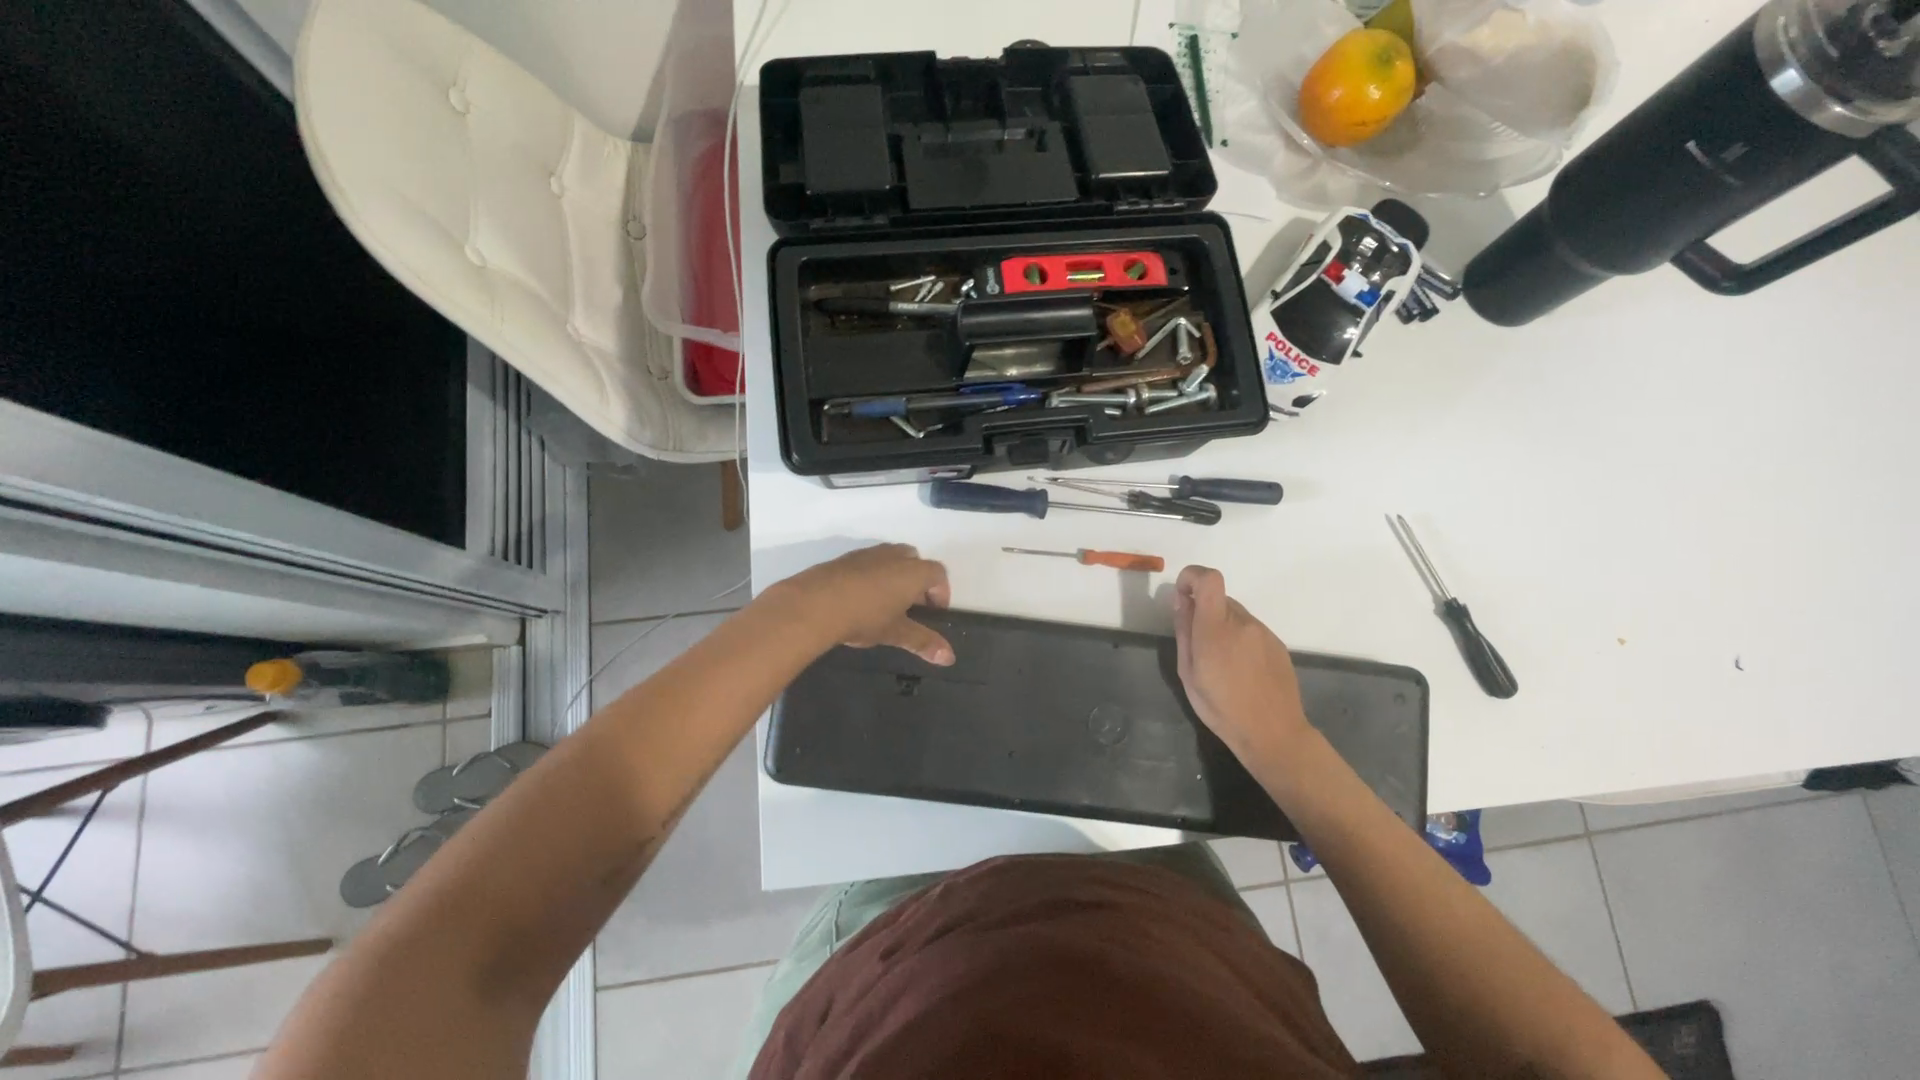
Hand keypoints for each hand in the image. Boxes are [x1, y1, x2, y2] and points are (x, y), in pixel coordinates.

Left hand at [763, 544, 953, 664]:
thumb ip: (923, 642)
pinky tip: (860, 599)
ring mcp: (868, 554)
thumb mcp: (896, 633)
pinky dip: (873, 576)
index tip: (934, 613)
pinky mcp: (845, 558)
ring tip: (885, 604)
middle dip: (918, 582)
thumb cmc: (864, 617)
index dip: (941, 593)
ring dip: (895, 576)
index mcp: (913, 571)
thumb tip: (949, 657)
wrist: (813, 604)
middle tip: (911, 608)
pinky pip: (868, 563)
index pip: (938, 574)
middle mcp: (894, 556)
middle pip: (916, 561)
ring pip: (891, 559)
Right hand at [1172, 565, 1311, 765]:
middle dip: (1204, 613)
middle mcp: (1243, 622)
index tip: (1182, 595)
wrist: (1272, 732)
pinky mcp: (1277, 644)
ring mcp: (1264, 632)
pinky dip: (1240, 641)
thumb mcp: (1188, 673)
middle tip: (1198, 647)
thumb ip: (1184, 632)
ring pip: (1236, 617)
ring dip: (1223, 629)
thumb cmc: (1221, 708)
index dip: (1192, 577)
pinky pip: (1251, 632)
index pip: (1209, 579)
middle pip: (1220, 599)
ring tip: (1222, 666)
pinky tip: (1241, 672)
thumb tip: (1181, 602)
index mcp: (1216, 628)